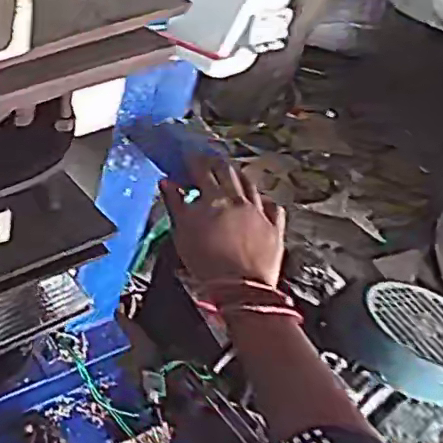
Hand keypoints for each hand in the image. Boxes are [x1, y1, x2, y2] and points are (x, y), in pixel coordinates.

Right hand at [156, 155, 285, 286]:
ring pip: (250, 185)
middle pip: (228, 172)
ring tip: (231, 174)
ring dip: (238, 176)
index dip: (194, 160)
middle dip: (216, 163)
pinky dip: (262, 199)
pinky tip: (258, 200)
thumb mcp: (182, 230)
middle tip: (208, 160)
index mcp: (214, 199)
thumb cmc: (206, 260)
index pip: (202, 170)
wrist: (240, 288)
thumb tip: (167, 184)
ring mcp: (259, 213)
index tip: (188, 155)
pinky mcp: (275, 228)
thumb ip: (175, 203)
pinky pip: (272, 206)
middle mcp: (239, 200)